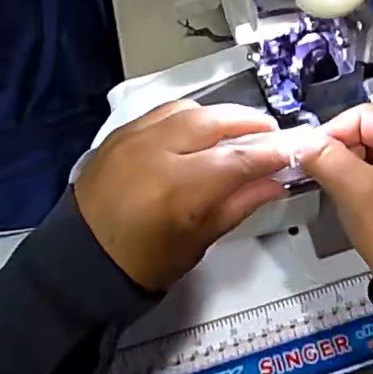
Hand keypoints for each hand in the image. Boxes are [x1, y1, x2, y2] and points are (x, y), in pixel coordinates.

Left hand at [75, 100, 294, 290]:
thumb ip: (239, 204)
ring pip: (188, 109)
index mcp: (177, 189)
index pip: (238, 159)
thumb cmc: (141, 265)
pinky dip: (188, 115)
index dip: (272, 152)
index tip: (293, 149)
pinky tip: (199, 129)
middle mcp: (154, 152)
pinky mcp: (119, 134)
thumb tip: (274, 182)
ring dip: (218, 115)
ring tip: (237, 129)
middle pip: (214, 121)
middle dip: (248, 122)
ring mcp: (133, 138)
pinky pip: (162, 112)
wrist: (79, 262)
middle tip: (271, 132)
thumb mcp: (197, 241)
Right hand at [299, 104, 372, 298]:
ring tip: (341, 196)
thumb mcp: (357, 193)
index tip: (310, 158)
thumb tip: (301, 140)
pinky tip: (361, 209)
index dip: (332, 132)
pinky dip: (370, 188)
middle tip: (324, 179)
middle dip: (342, 154)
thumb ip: (326, 158)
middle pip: (371, 135)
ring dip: (354, 173)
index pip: (363, 116)